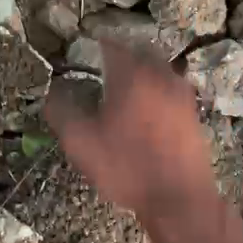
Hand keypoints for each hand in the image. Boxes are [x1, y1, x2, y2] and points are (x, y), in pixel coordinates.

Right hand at [43, 43, 217, 222]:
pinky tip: (141, 109)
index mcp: (131, 76)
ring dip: (139, 70)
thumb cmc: (125, 167)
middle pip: (139, 50)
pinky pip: (169, 87)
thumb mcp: (80, 142)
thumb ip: (61, 111)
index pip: (110, 44)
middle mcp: (160, 76)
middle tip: (99, 64)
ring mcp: (181, 94)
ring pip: (157, 68)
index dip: (91, 43)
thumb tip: (50, 92)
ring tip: (120, 86)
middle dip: (119, 53)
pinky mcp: (192, 113)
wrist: (178, 198)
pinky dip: (153, 89)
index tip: (78, 50)